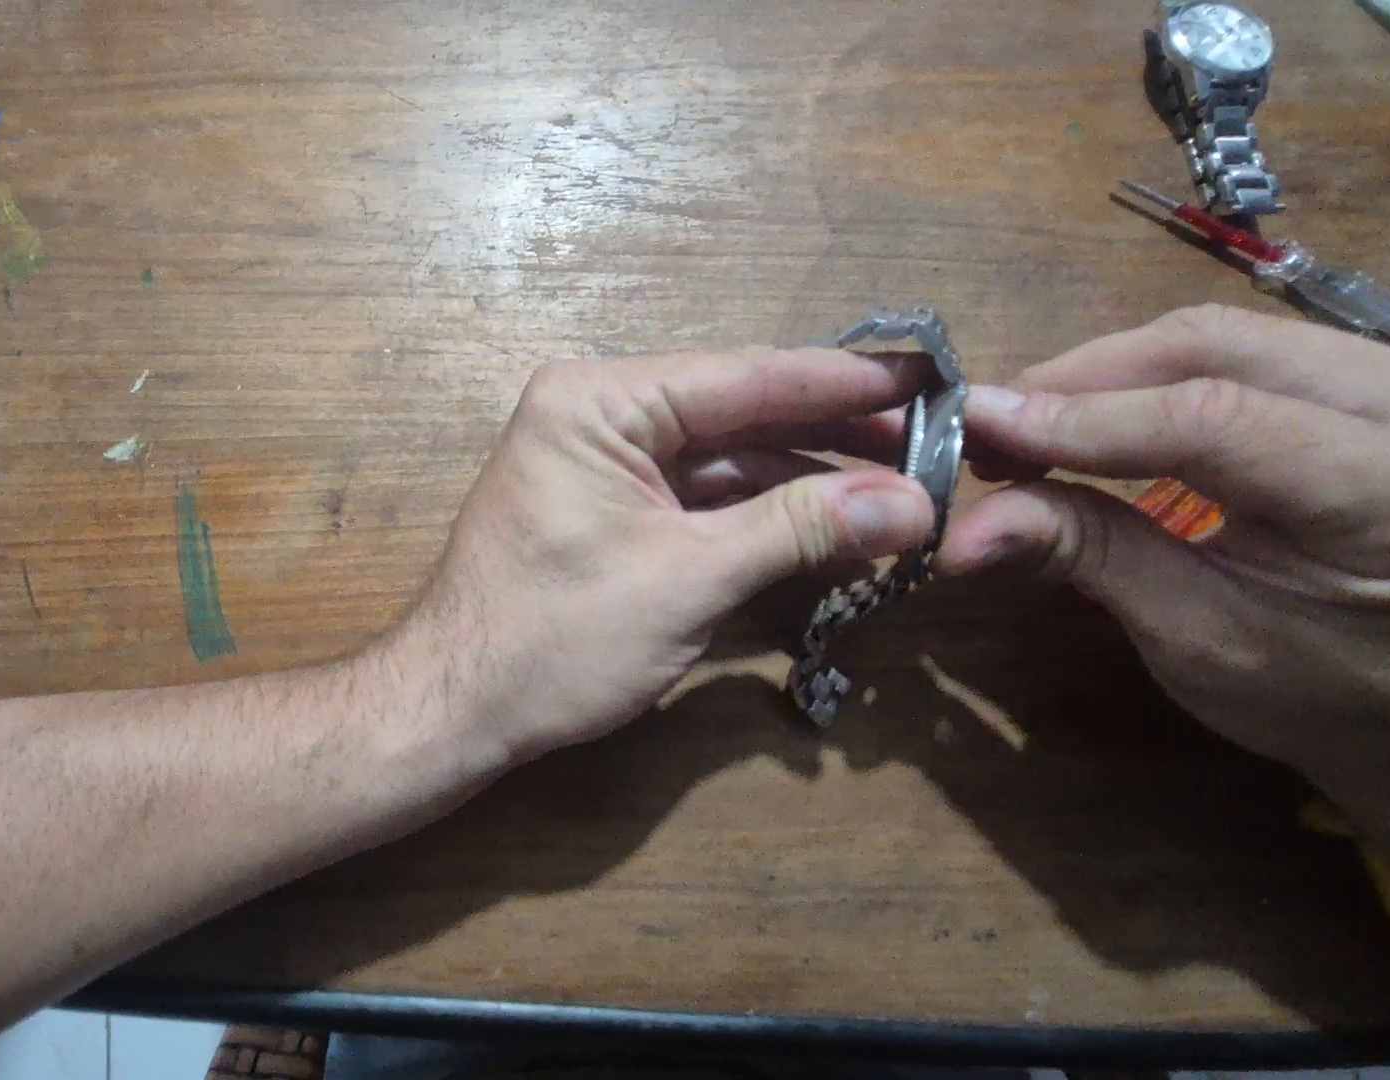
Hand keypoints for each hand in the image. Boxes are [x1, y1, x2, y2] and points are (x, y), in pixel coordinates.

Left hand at [390, 348, 936, 767]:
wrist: (459, 708)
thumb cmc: (556, 638)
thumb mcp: (685, 579)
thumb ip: (797, 531)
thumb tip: (916, 504)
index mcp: (600, 401)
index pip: (744, 377)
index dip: (842, 382)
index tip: (930, 378)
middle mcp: (601, 414)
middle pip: (739, 414)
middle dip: (831, 435)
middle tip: (930, 441)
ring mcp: (605, 464)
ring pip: (726, 460)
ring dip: (805, 481)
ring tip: (900, 489)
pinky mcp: (613, 510)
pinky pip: (701, 500)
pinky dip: (761, 516)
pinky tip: (830, 524)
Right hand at [936, 305, 1389, 935]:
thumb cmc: (1329, 699)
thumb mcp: (1199, 640)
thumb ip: (1088, 559)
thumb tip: (960, 531)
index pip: (1221, 422)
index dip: (1082, 421)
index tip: (971, 425)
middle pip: (1219, 346)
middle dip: (1078, 380)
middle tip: (985, 427)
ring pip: (1223, 334)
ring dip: (1099, 374)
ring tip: (1020, 425)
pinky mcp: (1384, 377)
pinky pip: (1239, 349)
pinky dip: (1137, 377)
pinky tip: (1085, 414)